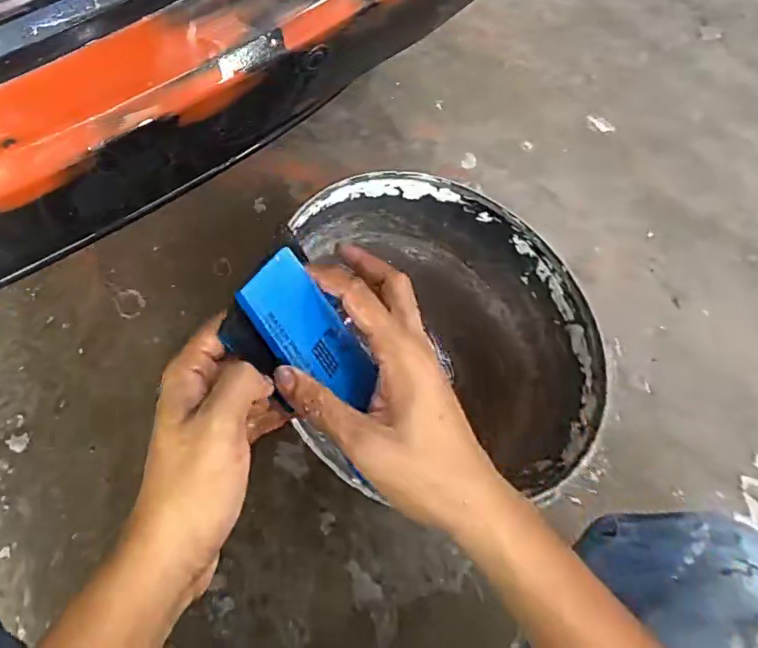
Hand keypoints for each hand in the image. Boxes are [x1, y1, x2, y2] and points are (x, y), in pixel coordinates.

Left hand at [122, 314, 288, 599]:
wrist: (176, 551)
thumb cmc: (194, 484)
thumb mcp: (219, 425)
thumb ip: (241, 381)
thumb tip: (264, 364)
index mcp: (187, 376)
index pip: (219, 328)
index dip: (251, 316)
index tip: (289, 308)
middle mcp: (197, 389)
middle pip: (236, 354)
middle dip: (269, 346)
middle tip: (312, 338)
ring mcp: (211, 417)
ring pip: (246, 383)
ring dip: (273, 377)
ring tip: (314, 366)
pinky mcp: (224, 442)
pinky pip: (251, 412)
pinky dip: (271, 406)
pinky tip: (300, 403)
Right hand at [275, 244, 516, 537]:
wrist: (475, 502)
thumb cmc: (423, 473)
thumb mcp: (363, 443)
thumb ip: (321, 405)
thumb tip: (283, 373)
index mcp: (401, 353)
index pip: (361, 298)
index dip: (330, 278)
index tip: (300, 273)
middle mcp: (415, 346)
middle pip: (394, 286)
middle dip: (365, 264)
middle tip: (334, 254)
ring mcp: (423, 360)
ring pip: (399, 305)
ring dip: (370, 287)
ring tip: (333, 287)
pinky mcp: (422, 376)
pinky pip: (395, 330)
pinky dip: (372, 315)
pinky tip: (348, 334)